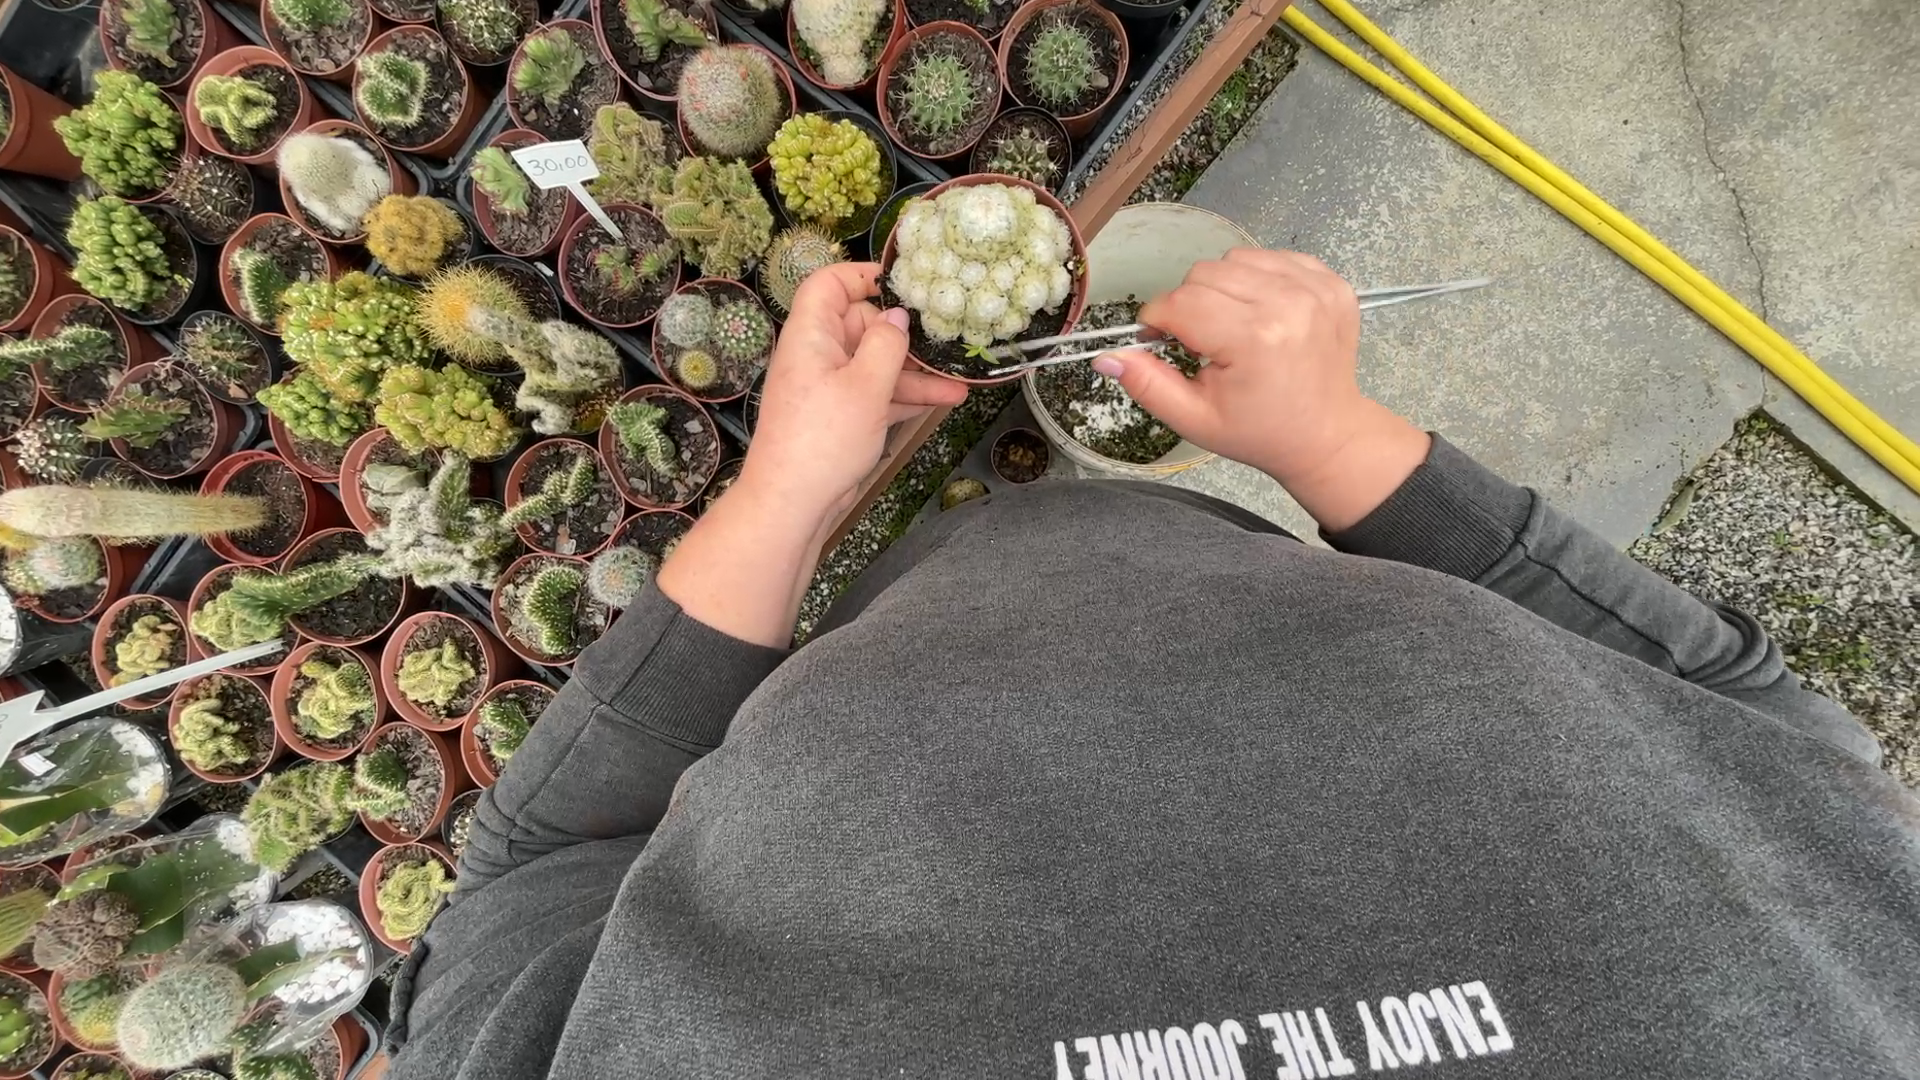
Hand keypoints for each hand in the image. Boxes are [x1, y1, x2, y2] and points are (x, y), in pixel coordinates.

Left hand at [739, 263, 968, 523]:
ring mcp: (830, 388)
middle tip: (946, 343)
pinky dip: (904, 398)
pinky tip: (941, 402)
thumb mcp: (865, 387)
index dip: (861, 275)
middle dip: (905, 338)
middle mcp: (819, 356)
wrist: (794, 501)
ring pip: (876, 367)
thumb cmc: (825, 438)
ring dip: (915, 375)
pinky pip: (876, 395)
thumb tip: (897, 316)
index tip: (901, 283)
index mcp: (812, 336)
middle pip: (863, 328)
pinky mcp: (841, 417)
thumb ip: (886, 345)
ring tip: (959, 386)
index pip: (828, 284)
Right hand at [1094, 248, 1429, 529]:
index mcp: (1253, 339)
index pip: (1180, 303)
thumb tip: (1105, 356)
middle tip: (1200, 342)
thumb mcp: (1192, 419)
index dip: (1158, 321)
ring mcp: (1314, 288)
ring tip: (1229, 327)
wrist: (1324, 434)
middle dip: (1189, 304)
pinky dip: (1254, 280)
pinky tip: (1257, 314)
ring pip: (1234, 260)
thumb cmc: (1256, 431)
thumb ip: (1146, 384)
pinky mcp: (1330, 281)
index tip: (1160, 342)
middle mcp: (1287, 303)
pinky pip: (1270, 258)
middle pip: (1203, 274)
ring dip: (1220, 289)